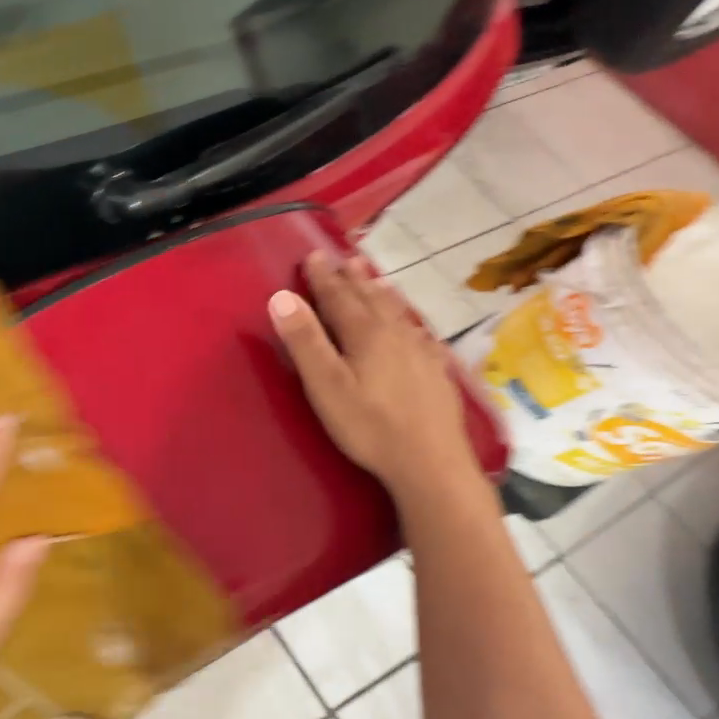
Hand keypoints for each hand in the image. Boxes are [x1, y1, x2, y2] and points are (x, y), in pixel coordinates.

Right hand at [269, 251, 479, 496]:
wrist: (430, 463)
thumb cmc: (367, 425)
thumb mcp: (324, 384)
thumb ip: (304, 340)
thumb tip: (282, 297)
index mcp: (365, 335)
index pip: (339, 297)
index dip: (324, 278)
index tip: (314, 255)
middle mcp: (396, 335)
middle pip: (371, 300)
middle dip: (353, 280)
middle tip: (344, 260)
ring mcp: (421, 353)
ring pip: (398, 313)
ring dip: (382, 294)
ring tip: (375, 280)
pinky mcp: (436, 374)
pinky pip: (421, 335)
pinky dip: (409, 322)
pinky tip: (413, 327)